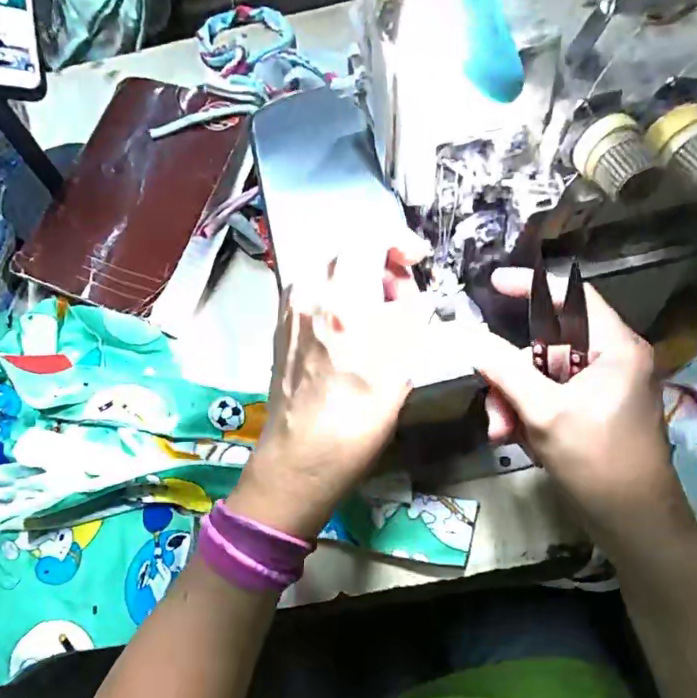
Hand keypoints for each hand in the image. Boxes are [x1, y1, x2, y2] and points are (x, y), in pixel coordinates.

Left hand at [228, 239, 427, 538]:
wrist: (302, 459)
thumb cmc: (357, 416)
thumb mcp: (403, 362)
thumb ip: (411, 313)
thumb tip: (406, 296)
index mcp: (341, 296)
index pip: (369, 237)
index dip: (400, 242)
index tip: (416, 261)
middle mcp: (306, 295)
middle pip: (346, 256)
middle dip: (378, 267)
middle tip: (401, 298)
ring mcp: (288, 315)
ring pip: (327, 280)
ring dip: (356, 288)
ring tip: (377, 321)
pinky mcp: (280, 336)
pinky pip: (312, 303)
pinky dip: (335, 306)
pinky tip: (349, 340)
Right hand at [471, 268, 696, 546]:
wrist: (633, 521)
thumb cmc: (597, 461)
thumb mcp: (544, 413)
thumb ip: (505, 371)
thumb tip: (468, 340)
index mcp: (615, 348)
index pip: (572, 298)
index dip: (532, 287)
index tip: (493, 285)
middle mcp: (611, 361)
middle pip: (547, 347)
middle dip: (512, 377)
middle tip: (495, 410)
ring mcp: (602, 390)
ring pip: (543, 378)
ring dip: (515, 403)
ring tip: (505, 435)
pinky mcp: (592, 415)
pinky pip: (551, 401)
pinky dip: (530, 417)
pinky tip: (521, 442)